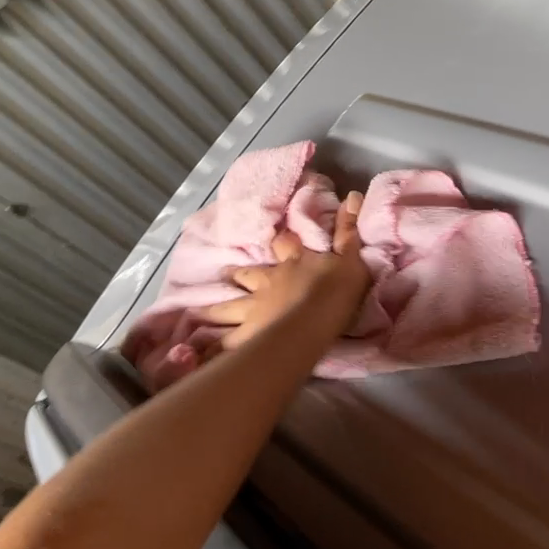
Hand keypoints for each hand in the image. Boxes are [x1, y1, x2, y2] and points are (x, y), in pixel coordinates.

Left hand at [200, 191, 369, 353]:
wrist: (315, 319)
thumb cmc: (335, 291)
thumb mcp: (350, 257)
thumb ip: (348, 230)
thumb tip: (353, 195)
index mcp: (293, 263)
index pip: (285, 245)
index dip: (280, 242)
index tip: (274, 239)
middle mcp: (268, 282)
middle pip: (247, 275)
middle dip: (235, 274)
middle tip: (223, 275)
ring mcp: (254, 308)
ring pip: (229, 308)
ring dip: (213, 311)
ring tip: (196, 315)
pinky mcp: (247, 334)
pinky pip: (226, 342)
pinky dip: (212, 348)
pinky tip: (200, 353)